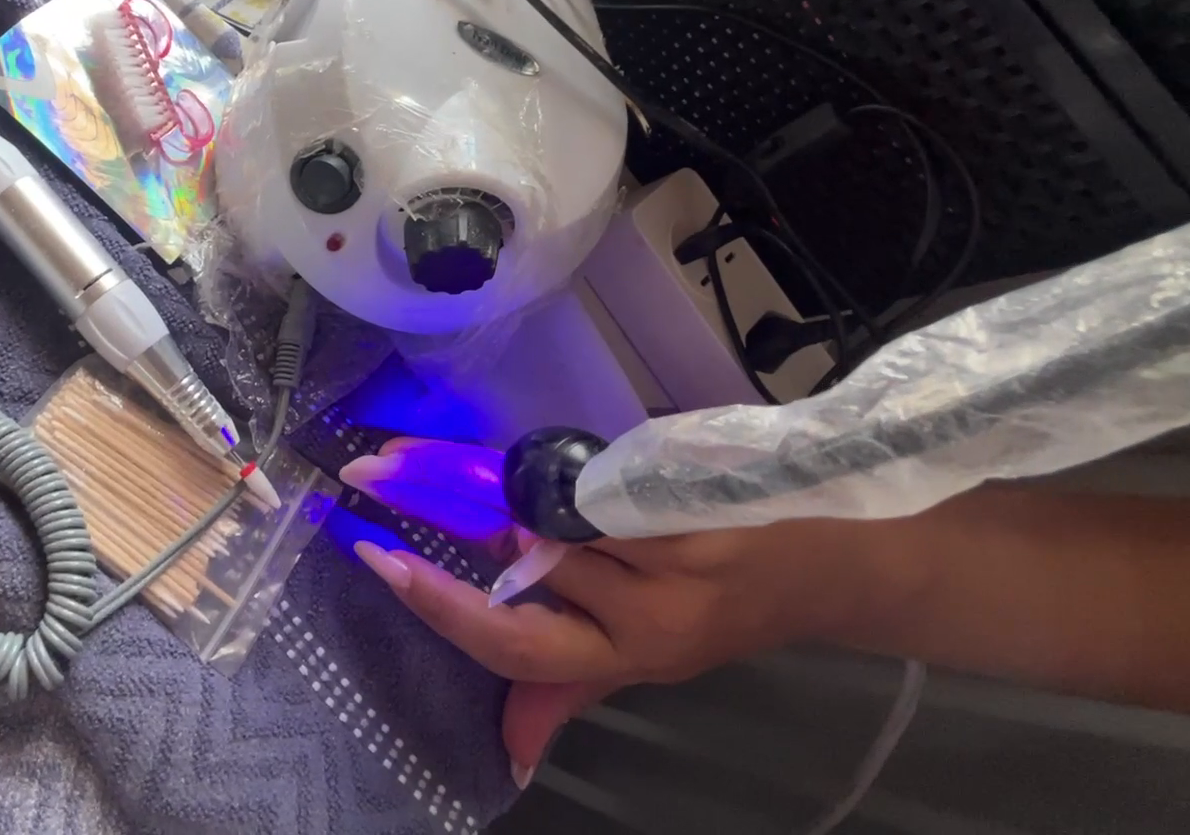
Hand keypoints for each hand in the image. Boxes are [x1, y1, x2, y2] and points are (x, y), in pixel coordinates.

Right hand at [340, 438, 886, 783]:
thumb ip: (567, 689)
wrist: (834, 560)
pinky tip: (549, 458)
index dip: (439, 603)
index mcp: (620, 656)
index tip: (376, 558)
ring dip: (498, 477)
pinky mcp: (696, 504)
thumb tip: (508, 752)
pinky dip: (562, 465)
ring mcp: (672, 558)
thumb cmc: (717, 605)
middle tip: (374, 467)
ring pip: (551, 506)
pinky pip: (598, 477)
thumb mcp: (641, 657)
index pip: (510, 641)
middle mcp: (645, 620)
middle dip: (439, 503)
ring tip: (447, 457)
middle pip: (518, 556)